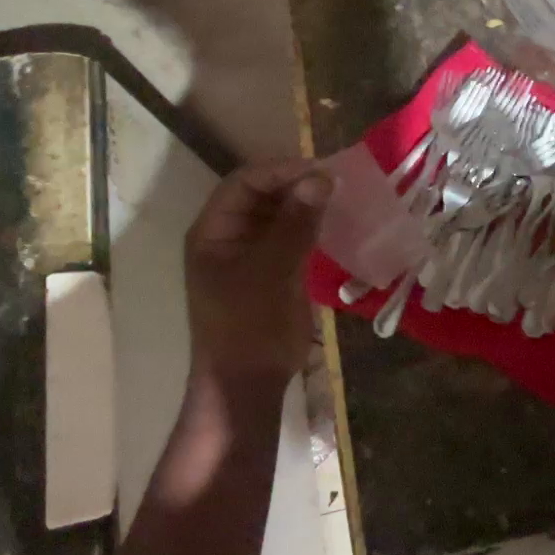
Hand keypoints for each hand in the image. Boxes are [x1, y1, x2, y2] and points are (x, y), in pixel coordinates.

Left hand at [184, 160, 332, 387]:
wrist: (247, 385)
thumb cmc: (248, 326)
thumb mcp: (271, 271)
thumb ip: (295, 223)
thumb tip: (322, 179)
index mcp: (212, 231)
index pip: (243, 183)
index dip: (279, 171)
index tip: (319, 170)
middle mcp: (229, 236)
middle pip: (262, 194)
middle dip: (296, 183)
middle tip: (336, 180)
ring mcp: (252, 254)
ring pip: (280, 214)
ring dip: (307, 203)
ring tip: (342, 195)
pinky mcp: (274, 271)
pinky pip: (293, 236)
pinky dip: (312, 225)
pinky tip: (337, 221)